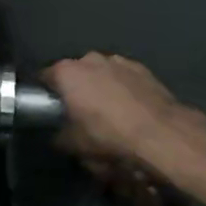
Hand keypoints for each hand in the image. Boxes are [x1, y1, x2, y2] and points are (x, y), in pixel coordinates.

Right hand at [42, 52, 198, 168]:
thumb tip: (58, 133)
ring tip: (108, 110)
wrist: (160, 133)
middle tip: (80, 112)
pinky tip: (129, 107)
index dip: (45, 93)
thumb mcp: (75, 146)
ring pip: (100, 72)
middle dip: (75, 89)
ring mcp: (118, 60)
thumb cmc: (109, 137)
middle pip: (75, 72)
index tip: (49, 108)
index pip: (45, 77)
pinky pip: (123, 76)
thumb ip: (59, 135)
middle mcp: (90, 59)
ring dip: (100, 86)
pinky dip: (122, 87)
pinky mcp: (141, 67)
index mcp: (68, 73)